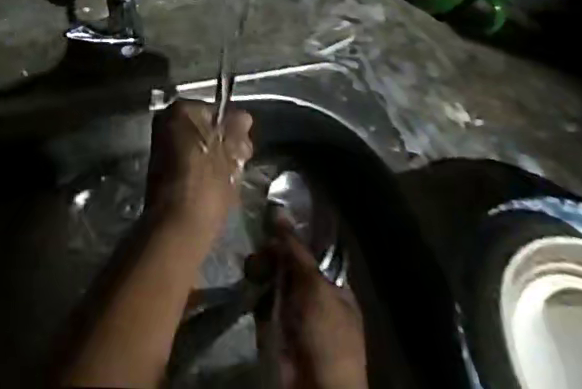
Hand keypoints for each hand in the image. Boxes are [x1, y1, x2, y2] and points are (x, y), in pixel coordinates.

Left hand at [144, 98, 252, 240]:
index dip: (234, 131)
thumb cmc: (206, 184)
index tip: (244, 151)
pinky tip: (215, 189)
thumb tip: (243, 115)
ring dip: (215, 160)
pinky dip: (202, 171)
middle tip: (239, 167)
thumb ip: (236, 130)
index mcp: (180, 110)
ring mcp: (160, 144)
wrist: (177, 225)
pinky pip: (189, 162)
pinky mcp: (160, 167)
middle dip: (224, 145)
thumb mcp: (230, 154)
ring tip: (228, 181)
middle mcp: (165, 121)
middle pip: (205, 129)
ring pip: (198, 146)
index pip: (216, 112)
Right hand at [256, 225, 367, 388]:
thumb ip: (296, 250)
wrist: (316, 388)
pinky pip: (260, 298)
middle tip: (260, 250)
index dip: (291, 236)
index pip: (310, 251)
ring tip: (252, 269)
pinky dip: (253, 289)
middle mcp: (314, 296)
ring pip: (271, 278)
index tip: (269, 220)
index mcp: (334, 287)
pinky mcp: (273, 324)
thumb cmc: (327, 336)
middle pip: (287, 262)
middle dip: (272, 253)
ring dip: (260, 269)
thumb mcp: (315, 287)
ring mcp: (293, 311)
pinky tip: (248, 281)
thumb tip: (279, 210)